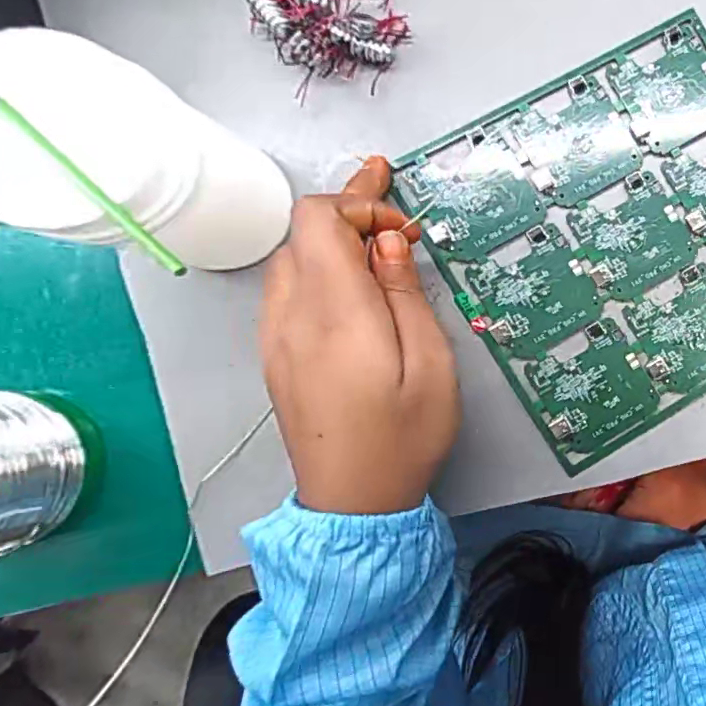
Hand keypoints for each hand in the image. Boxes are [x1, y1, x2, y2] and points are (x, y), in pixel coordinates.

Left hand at [260, 157, 458, 514]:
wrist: (353, 500)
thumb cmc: (404, 438)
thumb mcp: (430, 366)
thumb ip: (406, 296)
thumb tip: (388, 244)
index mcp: (335, 315)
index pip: (320, 220)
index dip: (360, 205)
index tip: (403, 228)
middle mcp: (292, 316)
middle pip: (301, 232)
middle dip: (348, 212)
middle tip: (392, 210)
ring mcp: (275, 336)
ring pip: (291, 258)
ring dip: (332, 241)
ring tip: (377, 249)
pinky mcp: (274, 354)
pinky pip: (287, 290)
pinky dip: (318, 270)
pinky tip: (351, 289)